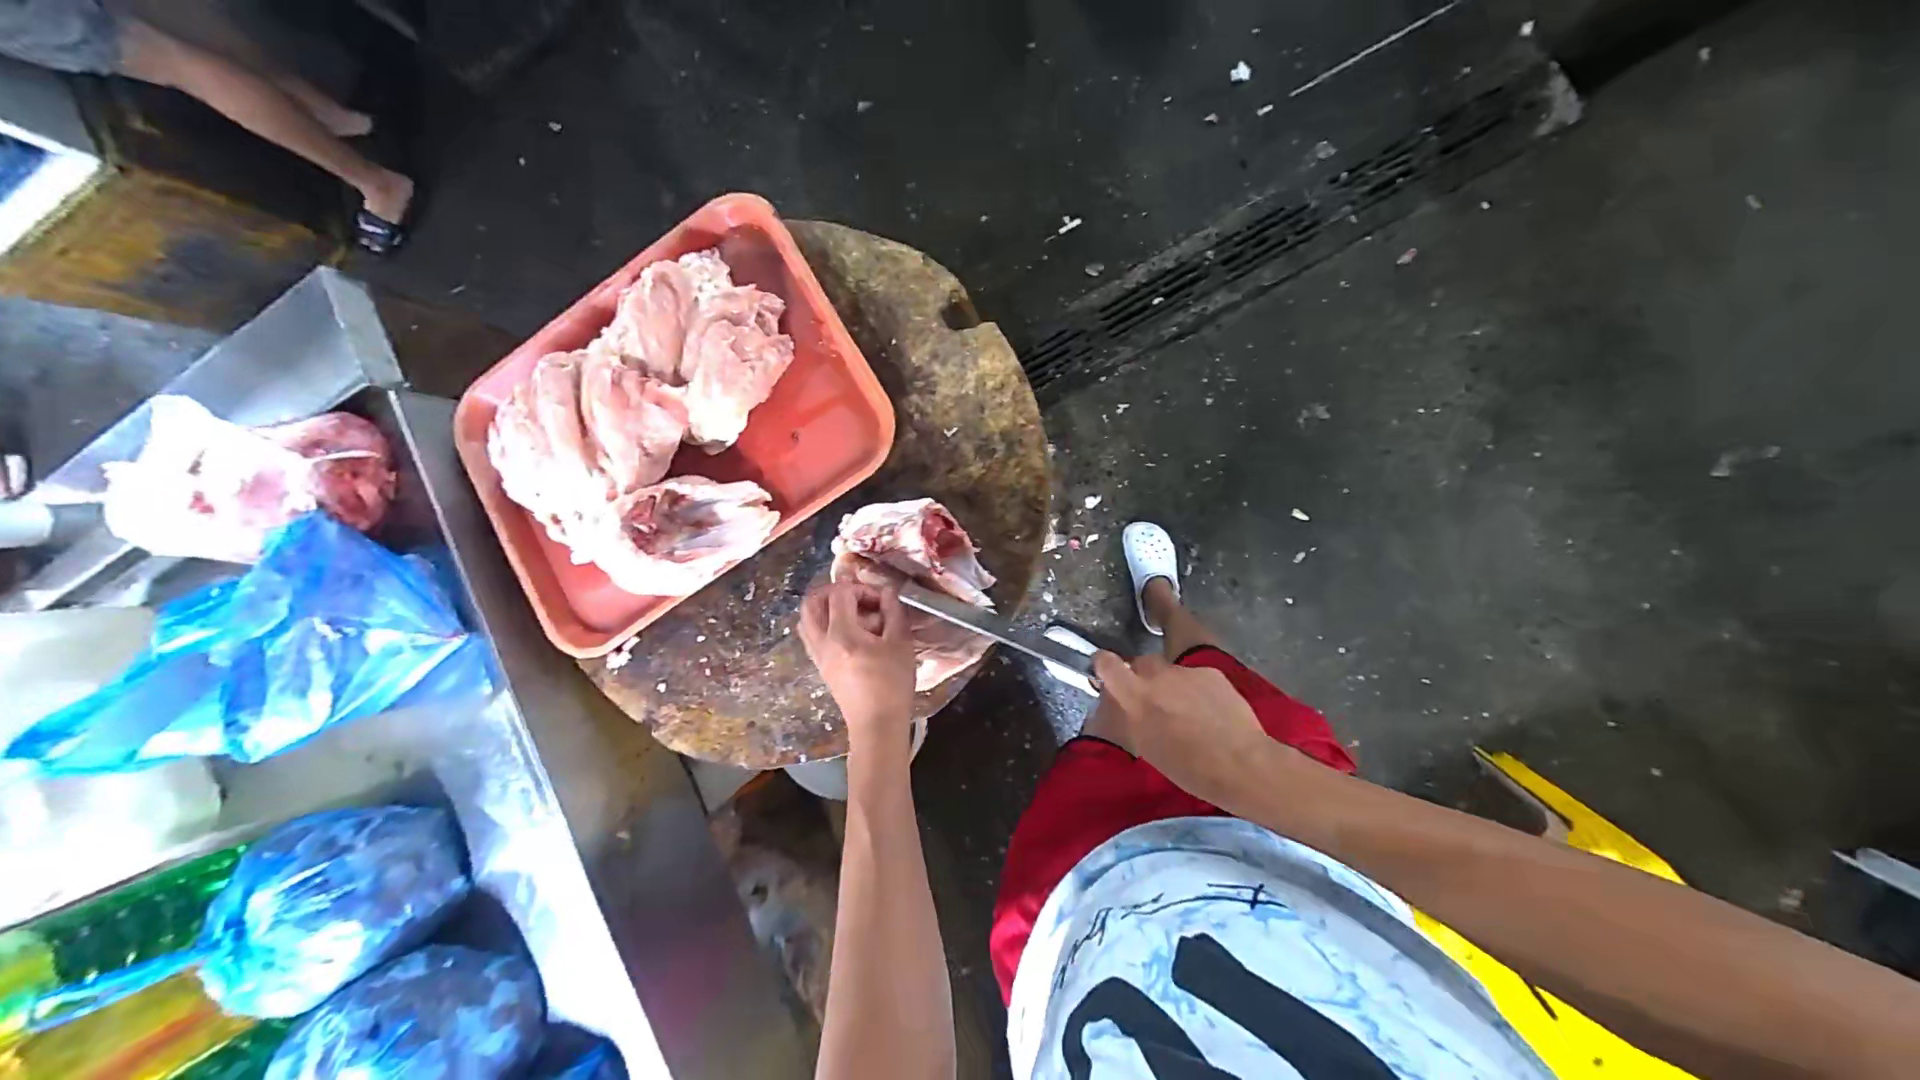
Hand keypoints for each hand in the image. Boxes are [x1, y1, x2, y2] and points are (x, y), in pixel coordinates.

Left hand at [799, 580, 915, 751]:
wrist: (877, 724)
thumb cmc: (892, 684)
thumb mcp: (901, 643)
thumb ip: (893, 612)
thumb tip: (887, 592)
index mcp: (842, 634)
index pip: (840, 594)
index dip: (860, 589)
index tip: (880, 600)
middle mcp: (822, 641)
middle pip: (811, 603)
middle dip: (833, 593)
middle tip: (857, 598)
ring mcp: (818, 655)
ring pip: (807, 620)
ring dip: (826, 609)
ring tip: (853, 615)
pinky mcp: (821, 666)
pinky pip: (812, 636)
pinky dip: (825, 625)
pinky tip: (850, 634)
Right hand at [1092, 651, 1301, 809]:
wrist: (1242, 764)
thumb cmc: (1188, 767)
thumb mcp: (1146, 745)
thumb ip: (1131, 714)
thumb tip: (1123, 700)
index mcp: (1137, 696)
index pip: (1108, 663)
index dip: (1104, 664)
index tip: (1106, 672)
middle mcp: (1159, 676)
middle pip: (1141, 663)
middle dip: (1142, 677)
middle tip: (1153, 701)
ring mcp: (1188, 672)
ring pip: (1170, 671)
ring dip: (1171, 685)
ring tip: (1187, 712)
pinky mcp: (1213, 673)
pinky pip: (1195, 677)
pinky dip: (1196, 689)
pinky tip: (1210, 711)